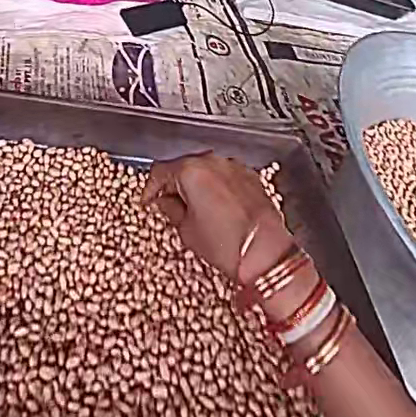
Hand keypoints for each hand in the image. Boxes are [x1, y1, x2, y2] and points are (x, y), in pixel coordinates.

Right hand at [144, 153, 294, 284]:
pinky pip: (224, 176)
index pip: (160, 172)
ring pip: (205, 170)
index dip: (150, 188)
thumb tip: (165, 202)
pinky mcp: (250, 176)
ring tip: (194, 208)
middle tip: (168, 205)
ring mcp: (233, 167)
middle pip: (182, 167)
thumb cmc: (228, 245)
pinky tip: (216, 207)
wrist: (267, 255)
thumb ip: (170, 210)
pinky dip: (216, 186)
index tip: (148, 200)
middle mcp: (212, 162)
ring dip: (196, 184)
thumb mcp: (187, 230)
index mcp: (190, 171)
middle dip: (173, 185)